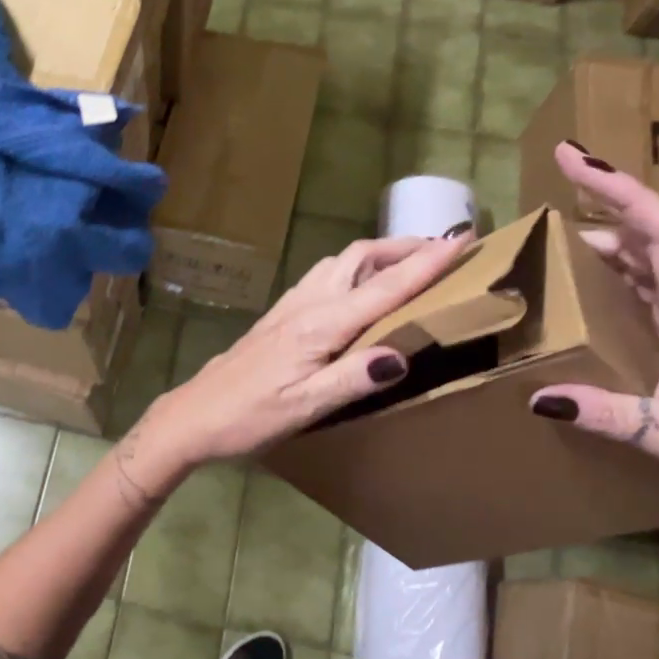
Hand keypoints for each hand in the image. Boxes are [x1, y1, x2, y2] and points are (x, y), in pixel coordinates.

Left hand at [140, 233, 473, 464]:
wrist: (194, 414)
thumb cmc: (248, 416)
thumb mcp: (304, 407)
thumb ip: (352, 380)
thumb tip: (403, 354)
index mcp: (320, 326)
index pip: (383, 288)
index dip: (425, 264)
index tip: (464, 241)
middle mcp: (307, 305)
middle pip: (360, 258)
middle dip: (404, 248)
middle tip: (443, 250)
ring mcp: (290, 306)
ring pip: (340, 263)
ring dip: (379, 255)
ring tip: (409, 264)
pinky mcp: (280, 315)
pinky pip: (326, 277)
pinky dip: (356, 270)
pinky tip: (361, 289)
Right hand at [527, 142, 658, 535]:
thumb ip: (606, 415)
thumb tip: (538, 398)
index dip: (620, 189)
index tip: (576, 158)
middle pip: (658, 226)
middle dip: (609, 192)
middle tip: (560, 168)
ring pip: (658, 248)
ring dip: (612, 225)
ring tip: (562, 219)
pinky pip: (658, 272)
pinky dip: (621, 257)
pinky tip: (592, 268)